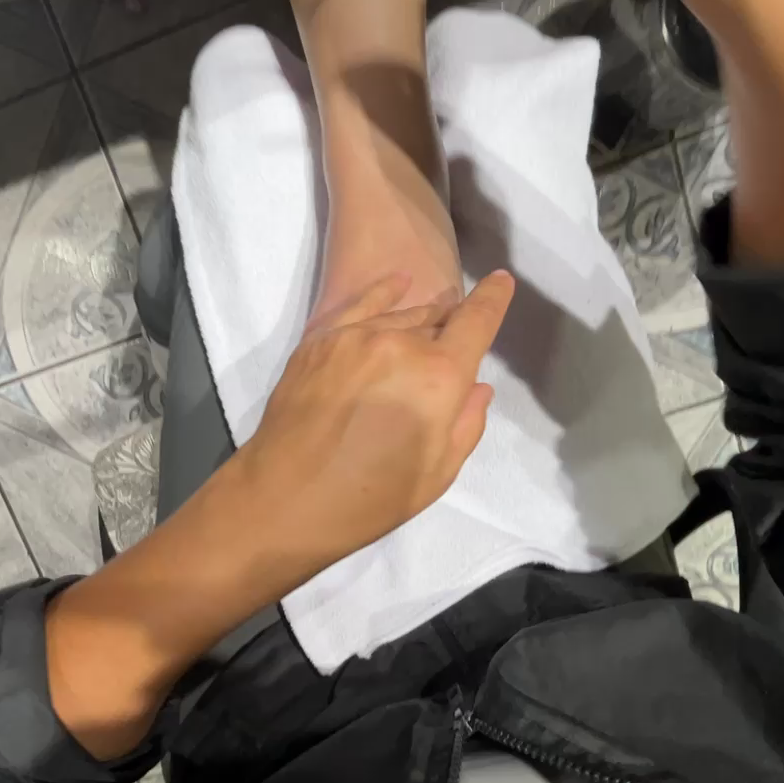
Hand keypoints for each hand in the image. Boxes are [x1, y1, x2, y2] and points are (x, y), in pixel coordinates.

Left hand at [229, 269, 515, 578]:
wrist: (282, 500)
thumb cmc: (368, 501)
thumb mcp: (436, 474)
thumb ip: (465, 424)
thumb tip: (477, 387)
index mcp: (439, 377)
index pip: (476, 322)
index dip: (493, 298)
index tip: (502, 281)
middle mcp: (400, 343)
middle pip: (437, 319)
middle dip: (452, 322)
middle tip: (456, 332)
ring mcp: (354, 337)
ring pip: (399, 315)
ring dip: (420, 316)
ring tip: (432, 313)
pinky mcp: (318, 341)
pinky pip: (359, 306)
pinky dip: (383, 293)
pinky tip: (398, 283)